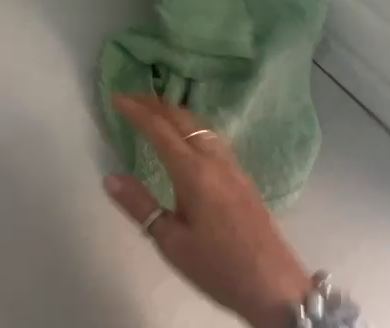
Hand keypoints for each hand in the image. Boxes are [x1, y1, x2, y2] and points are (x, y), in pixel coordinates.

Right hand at [104, 94, 311, 327]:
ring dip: (174, 112)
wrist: (278, 291)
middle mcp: (214, 161)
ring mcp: (233, 169)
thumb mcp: (172, 243)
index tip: (115, 98)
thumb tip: (110, 177)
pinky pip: (212, 138)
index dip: (135, 110)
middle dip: (153, 103)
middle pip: (181, 119)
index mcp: (193, 173)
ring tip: (154, 111)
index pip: (159, 129)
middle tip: (130, 97)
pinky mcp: (243, 180)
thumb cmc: (220, 268)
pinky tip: (188, 138)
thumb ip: (140, 206)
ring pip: (200, 125)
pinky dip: (191, 125)